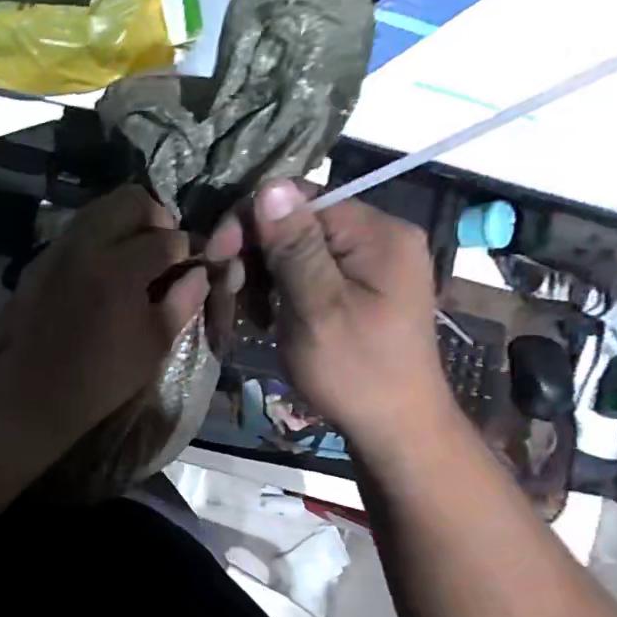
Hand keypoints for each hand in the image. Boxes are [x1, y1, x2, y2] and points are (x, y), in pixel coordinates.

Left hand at [0, 186, 208, 471]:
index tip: (195, 261)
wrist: (28, 392)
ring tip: (137, 255)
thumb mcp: (153, 346)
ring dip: (127, 222)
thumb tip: (199, 273)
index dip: (190, 248)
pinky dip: (100, 236)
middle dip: (158, 218)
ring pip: (100, 209)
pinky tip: (106, 268)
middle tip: (165, 247)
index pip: (168, 239)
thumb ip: (181, 302)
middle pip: (132, 200)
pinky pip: (78, 230)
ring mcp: (59, 248)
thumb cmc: (98, 379)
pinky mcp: (41, 259)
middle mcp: (88, 245)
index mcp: (121, 269)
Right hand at [241, 179, 446, 441]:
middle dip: (257, 251)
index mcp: (378, 233)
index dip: (253, 220)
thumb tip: (269, 186)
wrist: (396, 431)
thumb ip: (294, 248)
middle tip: (229, 290)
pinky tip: (267, 316)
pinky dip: (283, 290)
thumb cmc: (356, 373)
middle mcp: (380, 237)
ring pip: (300, 248)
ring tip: (249, 312)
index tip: (219, 256)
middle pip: (299, 222)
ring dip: (265, 274)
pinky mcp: (363, 288)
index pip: (301, 199)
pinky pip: (312, 271)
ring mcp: (374, 263)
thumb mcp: (318, 309)